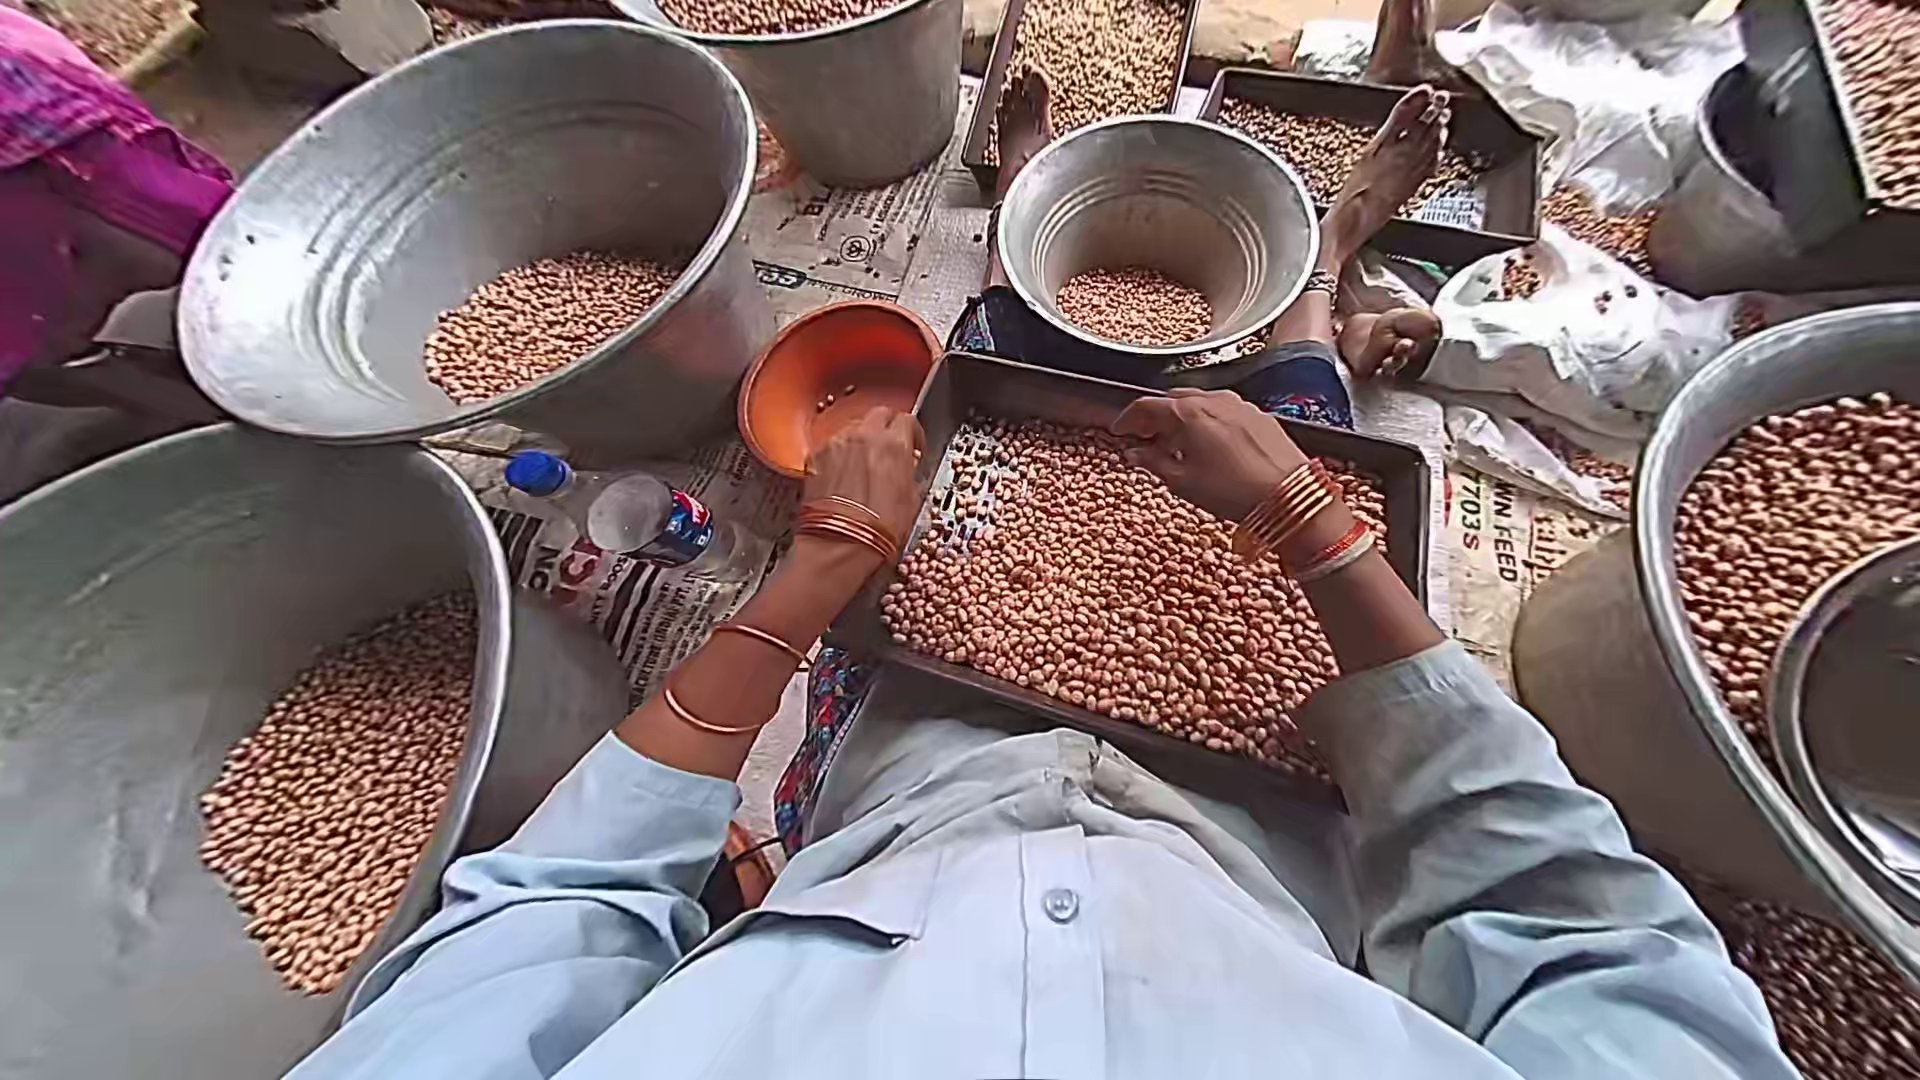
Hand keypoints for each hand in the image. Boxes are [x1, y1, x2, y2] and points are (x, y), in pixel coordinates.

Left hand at [804, 406, 925, 543]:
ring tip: (866, 464)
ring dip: (863, 439)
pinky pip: (833, 445)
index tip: (914, 445)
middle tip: (890, 448)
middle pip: (879, 415)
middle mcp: (864, 435)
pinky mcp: (816, 457)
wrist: (839, 544)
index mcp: (894, 444)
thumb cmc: (877, 529)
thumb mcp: (911, 500)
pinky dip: (841, 453)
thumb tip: (905, 466)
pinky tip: (845, 474)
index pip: (908, 420)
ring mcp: (837, 443)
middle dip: (887, 428)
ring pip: (854, 427)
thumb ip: (908, 472)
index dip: (913, 434)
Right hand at [1110, 389, 1309, 521]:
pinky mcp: (1259, 417)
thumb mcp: (1181, 481)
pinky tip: (1204, 444)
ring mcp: (1239, 406)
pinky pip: (1222, 410)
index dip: (1127, 418)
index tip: (1119, 431)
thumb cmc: (1231, 490)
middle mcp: (1213, 400)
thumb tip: (1134, 454)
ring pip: (1199, 402)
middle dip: (1154, 416)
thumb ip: (1153, 462)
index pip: (1146, 406)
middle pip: (1173, 400)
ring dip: (1180, 418)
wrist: (1287, 496)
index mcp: (1188, 412)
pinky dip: (1205, 421)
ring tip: (1173, 443)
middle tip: (1143, 436)